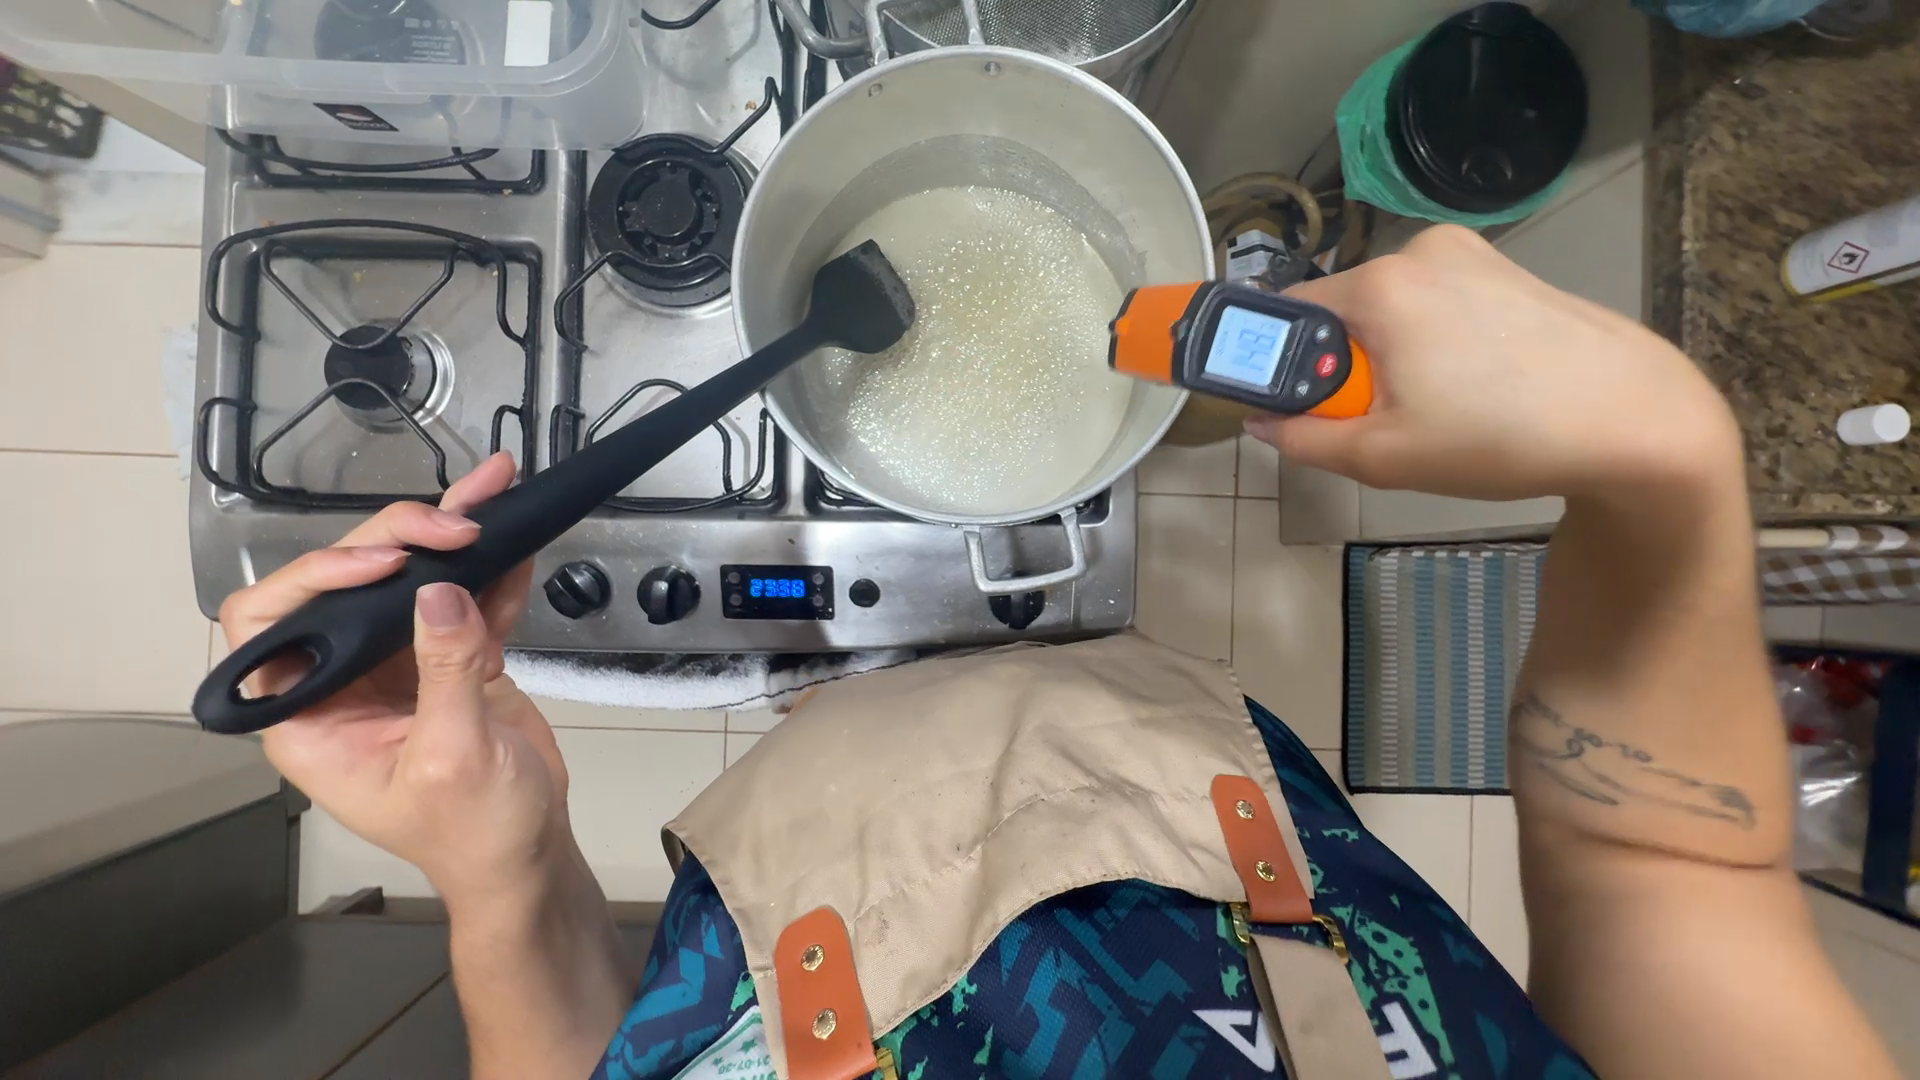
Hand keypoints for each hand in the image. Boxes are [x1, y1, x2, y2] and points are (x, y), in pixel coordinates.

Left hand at [218, 453, 567, 907]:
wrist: (529, 847)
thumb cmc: (473, 827)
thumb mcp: (452, 757)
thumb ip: (446, 671)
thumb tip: (441, 593)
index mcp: (312, 714)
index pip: (275, 626)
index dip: (319, 579)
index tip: (392, 562)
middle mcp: (349, 680)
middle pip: (352, 586)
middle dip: (401, 540)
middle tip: (461, 522)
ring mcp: (408, 666)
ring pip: (418, 583)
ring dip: (455, 535)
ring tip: (493, 488)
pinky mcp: (461, 661)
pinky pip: (472, 603)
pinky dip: (497, 572)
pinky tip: (516, 536)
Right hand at [1246, 226, 1743, 503]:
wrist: (1638, 421)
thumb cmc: (1496, 438)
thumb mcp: (1378, 457)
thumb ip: (1302, 439)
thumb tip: (1260, 422)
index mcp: (1381, 284)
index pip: (1286, 310)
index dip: (1277, 361)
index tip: (1297, 404)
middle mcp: (1420, 250)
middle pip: (1339, 311)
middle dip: (1340, 365)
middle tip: (1374, 418)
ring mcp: (1471, 254)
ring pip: (1386, 310)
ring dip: (1383, 356)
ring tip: (1429, 406)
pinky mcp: (1506, 270)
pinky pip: (1431, 305)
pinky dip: (1425, 343)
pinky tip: (1466, 385)